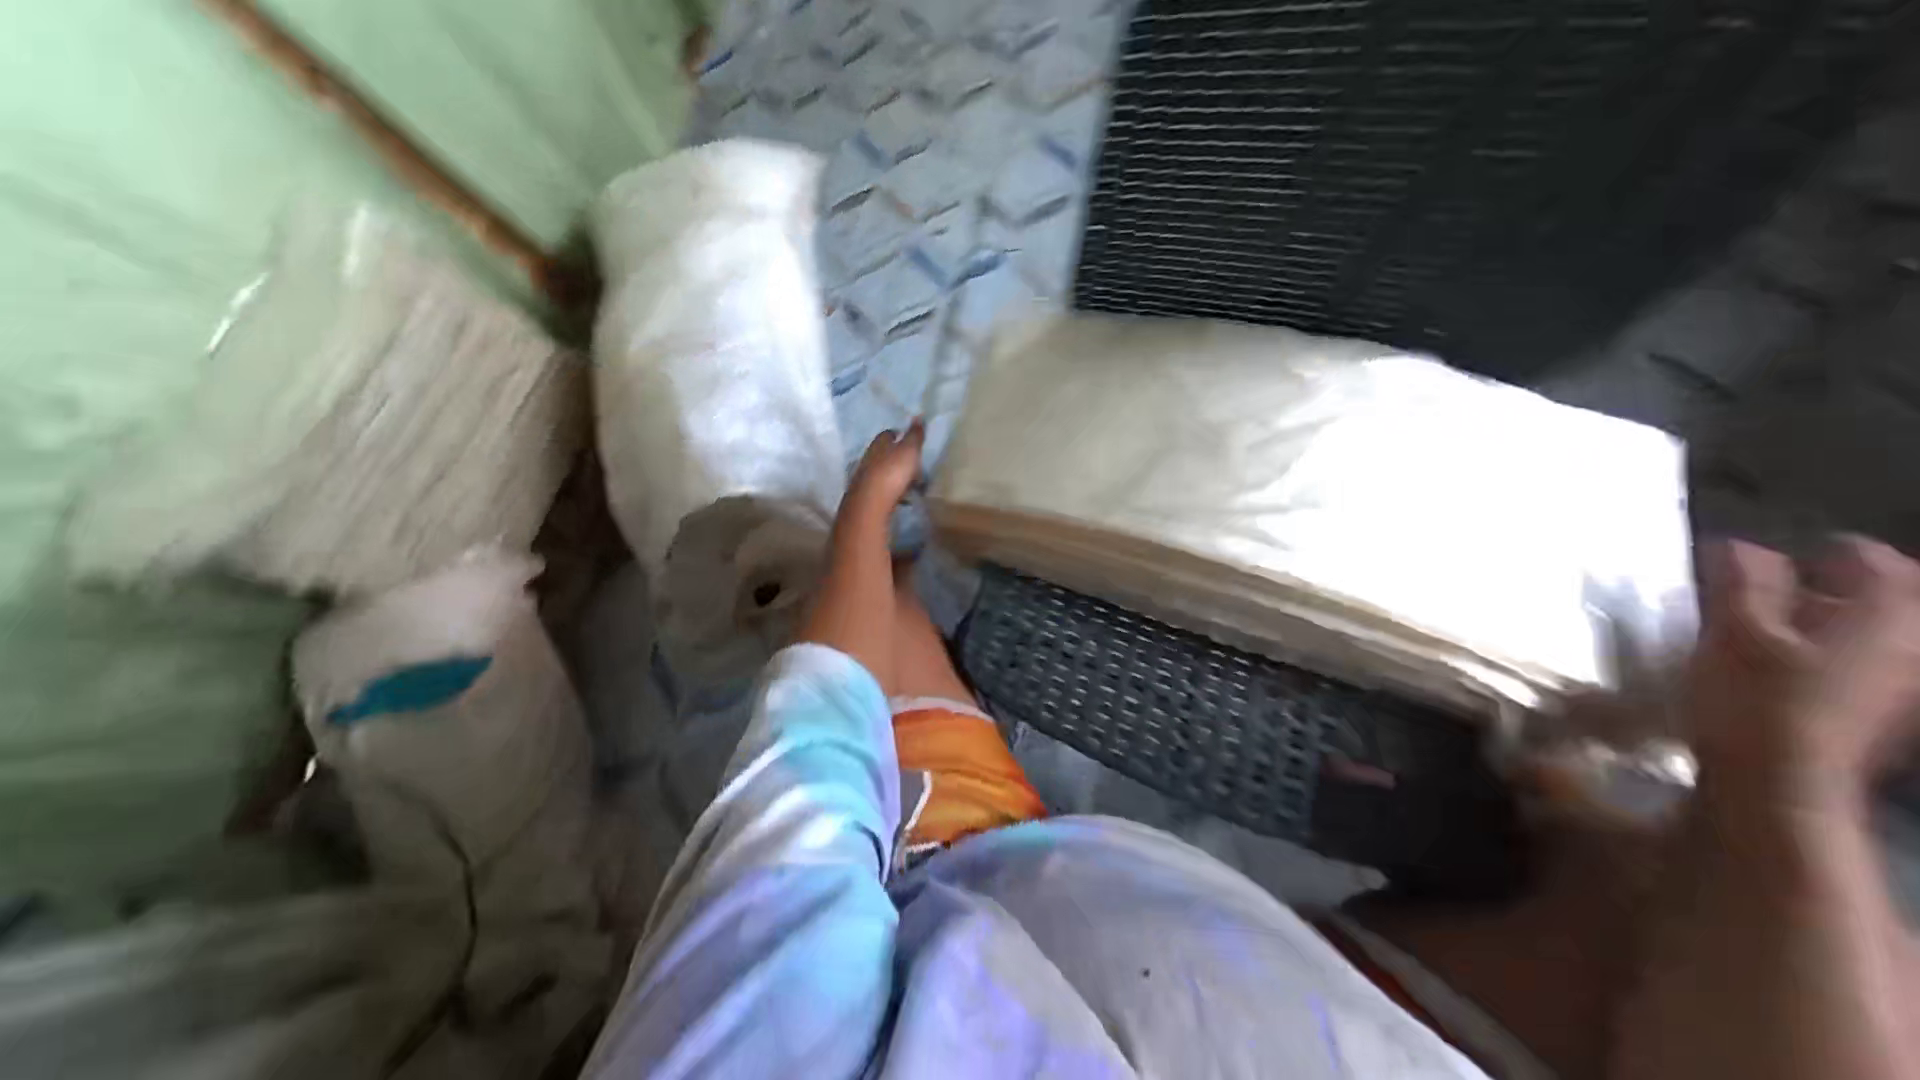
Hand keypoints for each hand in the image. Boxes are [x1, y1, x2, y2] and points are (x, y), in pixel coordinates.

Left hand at [841, 420, 923, 527]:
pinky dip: (890, 490)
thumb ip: (915, 435)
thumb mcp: (909, 450)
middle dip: (895, 456)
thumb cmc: (893, 471)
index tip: (908, 438)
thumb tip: (919, 415)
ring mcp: (864, 477)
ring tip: (909, 482)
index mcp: (879, 444)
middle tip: (911, 462)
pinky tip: (900, 497)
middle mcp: (868, 457)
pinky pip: (880, 489)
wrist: (870, 502)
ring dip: (892, 474)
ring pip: (881, 471)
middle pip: (883, 453)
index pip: (887, 434)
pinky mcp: (864, 495)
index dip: (898, 435)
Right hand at [1689, 537, 1919, 809]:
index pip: (1865, 559)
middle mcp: (1914, 642)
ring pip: (1881, 632)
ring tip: (1785, 624)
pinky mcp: (1888, 711)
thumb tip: (1741, 546)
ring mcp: (1906, 682)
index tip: (1768, 559)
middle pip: (1890, 594)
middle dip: (1839, 585)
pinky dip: (1841, 652)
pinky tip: (1799, 663)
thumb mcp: (1732, 632)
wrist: (1781, 784)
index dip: (1817, 552)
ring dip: (1837, 620)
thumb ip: (1742, 584)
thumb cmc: (1754, 699)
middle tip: (1784, 586)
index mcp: (1883, 614)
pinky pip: (1875, 663)